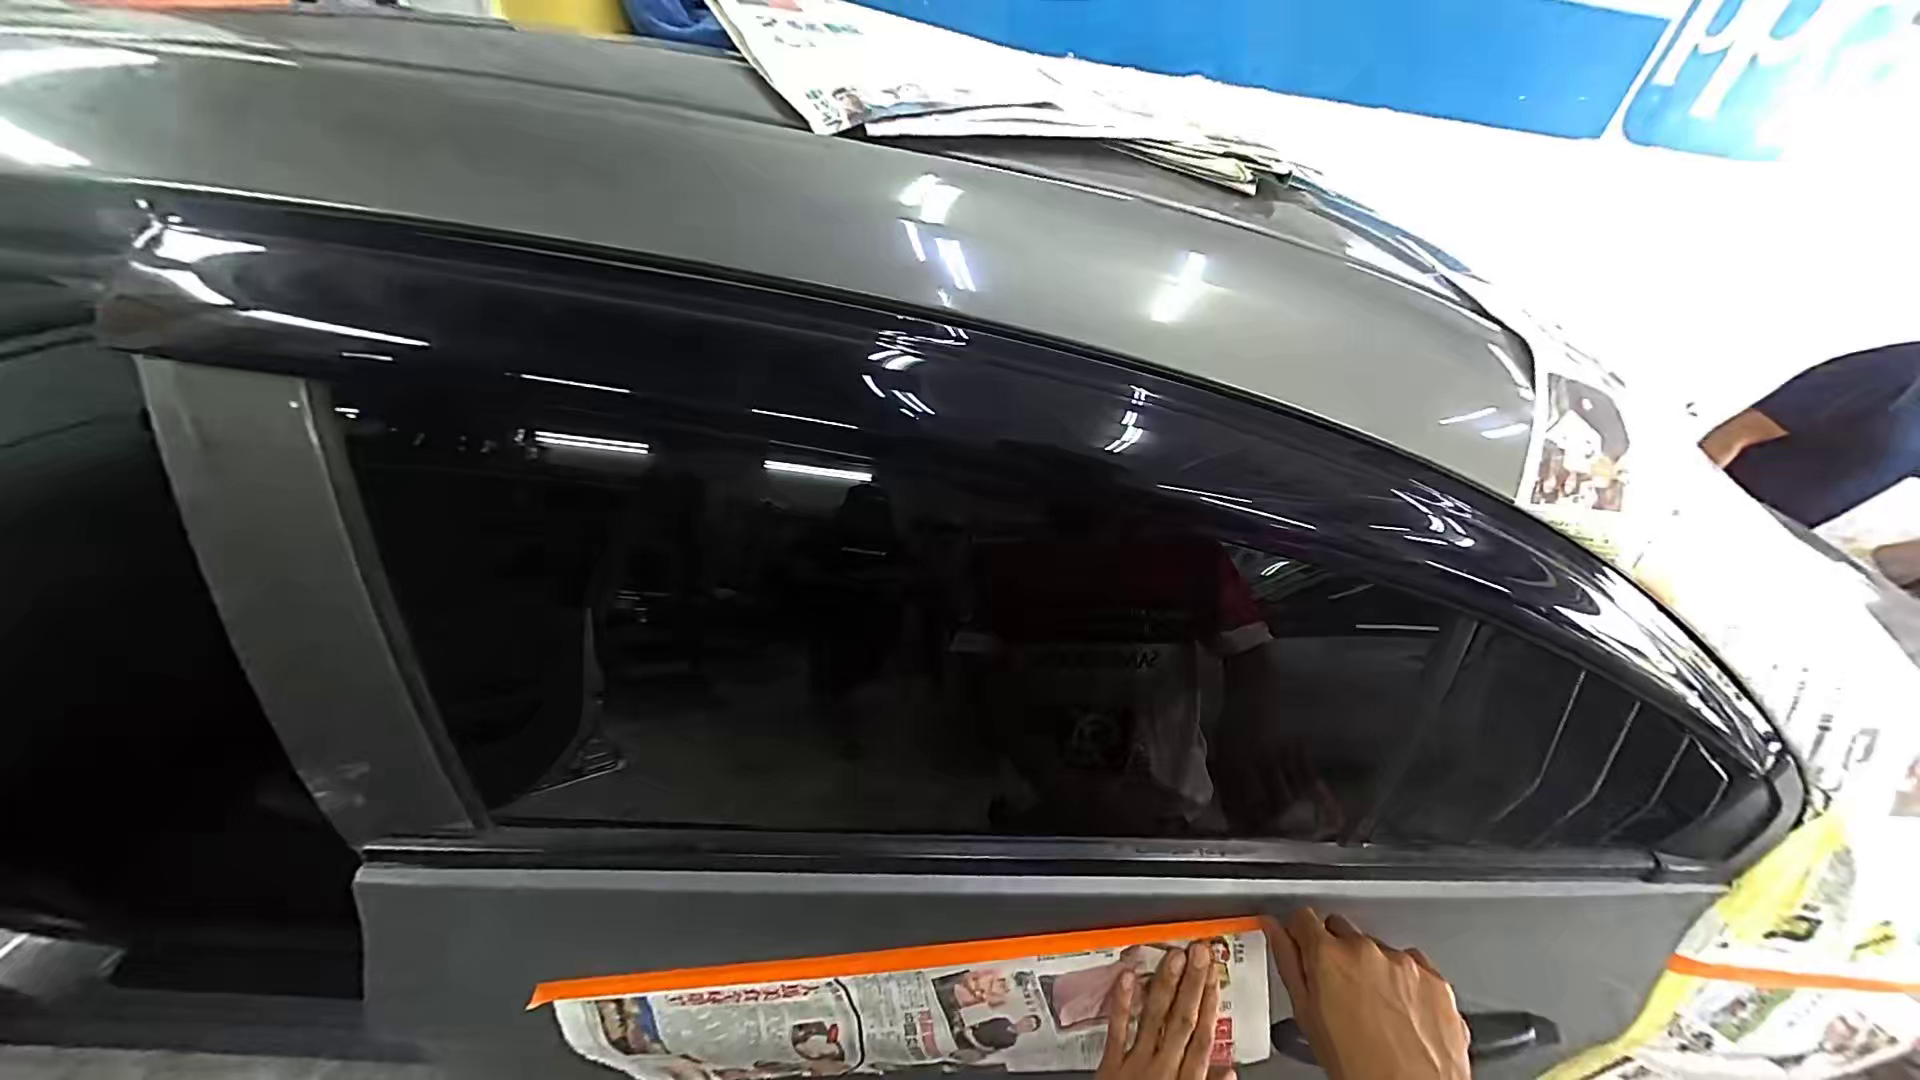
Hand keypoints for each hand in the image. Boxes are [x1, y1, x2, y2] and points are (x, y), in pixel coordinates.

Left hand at [1096, 941, 1232, 1079]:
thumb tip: (1230, 1070)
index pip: (1204, 1040)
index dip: (1211, 1005)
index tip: (1215, 976)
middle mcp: (1163, 1072)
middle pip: (1183, 1022)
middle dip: (1193, 985)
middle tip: (1200, 952)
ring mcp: (1135, 1067)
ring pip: (1154, 1019)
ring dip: (1164, 986)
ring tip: (1173, 957)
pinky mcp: (1109, 1068)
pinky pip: (1116, 1031)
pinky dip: (1121, 1003)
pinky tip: (1126, 976)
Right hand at [1272, 908, 1468, 1079]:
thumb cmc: (1360, 1068)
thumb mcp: (1306, 1015)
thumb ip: (1287, 961)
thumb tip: (1275, 930)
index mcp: (1327, 954)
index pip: (1303, 917)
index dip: (1301, 934)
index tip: (1304, 947)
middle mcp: (1365, 950)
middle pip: (1340, 928)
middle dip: (1336, 950)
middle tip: (1340, 988)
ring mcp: (1404, 964)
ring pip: (1376, 948)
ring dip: (1372, 966)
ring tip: (1376, 1009)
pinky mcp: (1437, 981)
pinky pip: (1414, 965)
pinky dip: (1406, 981)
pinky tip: (1402, 1011)